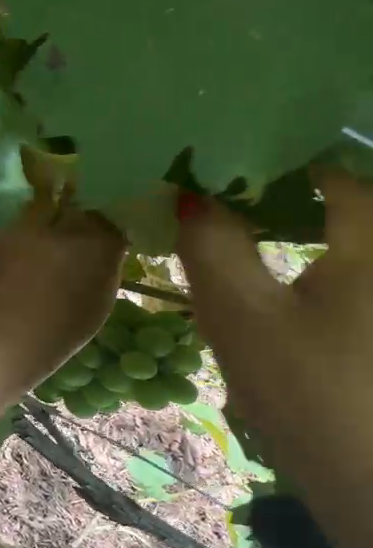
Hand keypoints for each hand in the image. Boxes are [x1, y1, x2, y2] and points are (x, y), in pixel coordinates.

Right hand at [176, 169, 372, 547]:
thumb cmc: (303, 388)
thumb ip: (211, 241)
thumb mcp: (236, 311)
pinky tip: (304, 275)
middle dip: (310, 193)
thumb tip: (193, 189)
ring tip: (270, 224)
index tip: (238, 160)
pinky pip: (360, 274)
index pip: (346, 182)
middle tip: (247, 189)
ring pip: (361, 247)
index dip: (293, 164)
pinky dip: (334, 262)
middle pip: (363, 212)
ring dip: (324, 228)